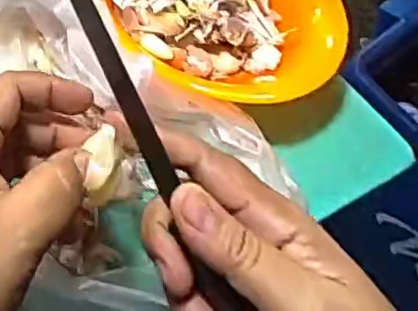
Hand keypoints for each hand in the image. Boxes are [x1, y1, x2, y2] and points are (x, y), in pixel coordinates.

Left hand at [0, 72, 96, 310]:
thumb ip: (57, 186)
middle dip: (63, 133)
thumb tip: (92, 157)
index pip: (9, 90)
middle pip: (18, 122)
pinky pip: (14, 187)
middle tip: (108, 154)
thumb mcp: (16, 228)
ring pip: (20, 157)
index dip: (53, 89)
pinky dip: (45, 196)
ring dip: (59, 169)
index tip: (95, 104)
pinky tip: (77, 218)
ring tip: (100, 188)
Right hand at [124, 118, 391, 310]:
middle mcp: (244, 232)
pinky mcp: (224, 299)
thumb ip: (243, 250)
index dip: (157, 136)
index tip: (110, 124)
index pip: (204, 160)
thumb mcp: (307, 300)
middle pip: (177, 202)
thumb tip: (179, 192)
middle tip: (178, 281)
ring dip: (175, 276)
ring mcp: (233, 267)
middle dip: (164, 232)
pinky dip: (185, 304)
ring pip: (175, 245)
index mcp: (270, 216)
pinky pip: (184, 286)